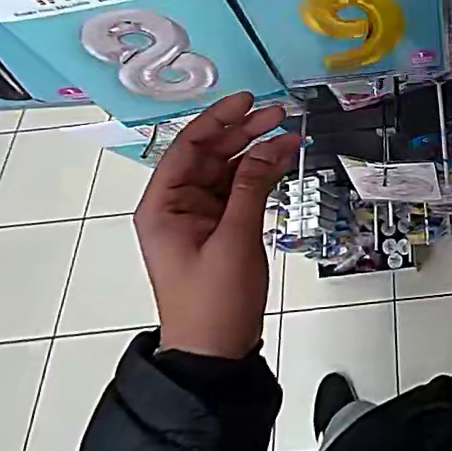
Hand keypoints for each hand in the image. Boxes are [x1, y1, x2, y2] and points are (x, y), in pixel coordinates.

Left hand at [134, 92, 302, 357]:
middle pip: (211, 154)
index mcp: (163, 206)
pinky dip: (262, 173)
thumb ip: (251, 186)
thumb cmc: (213, 300)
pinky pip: (241, 188)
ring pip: (229, 168)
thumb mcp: (234, 238)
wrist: (216, 350)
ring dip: (257, 150)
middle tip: (278, 113)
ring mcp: (200, 215)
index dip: (218, 119)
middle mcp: (178, 204)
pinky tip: (283, 159)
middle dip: (243, 131)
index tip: (247, 100)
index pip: (188, 148)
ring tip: (288, 133)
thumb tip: (270, 145)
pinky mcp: (221, 225)